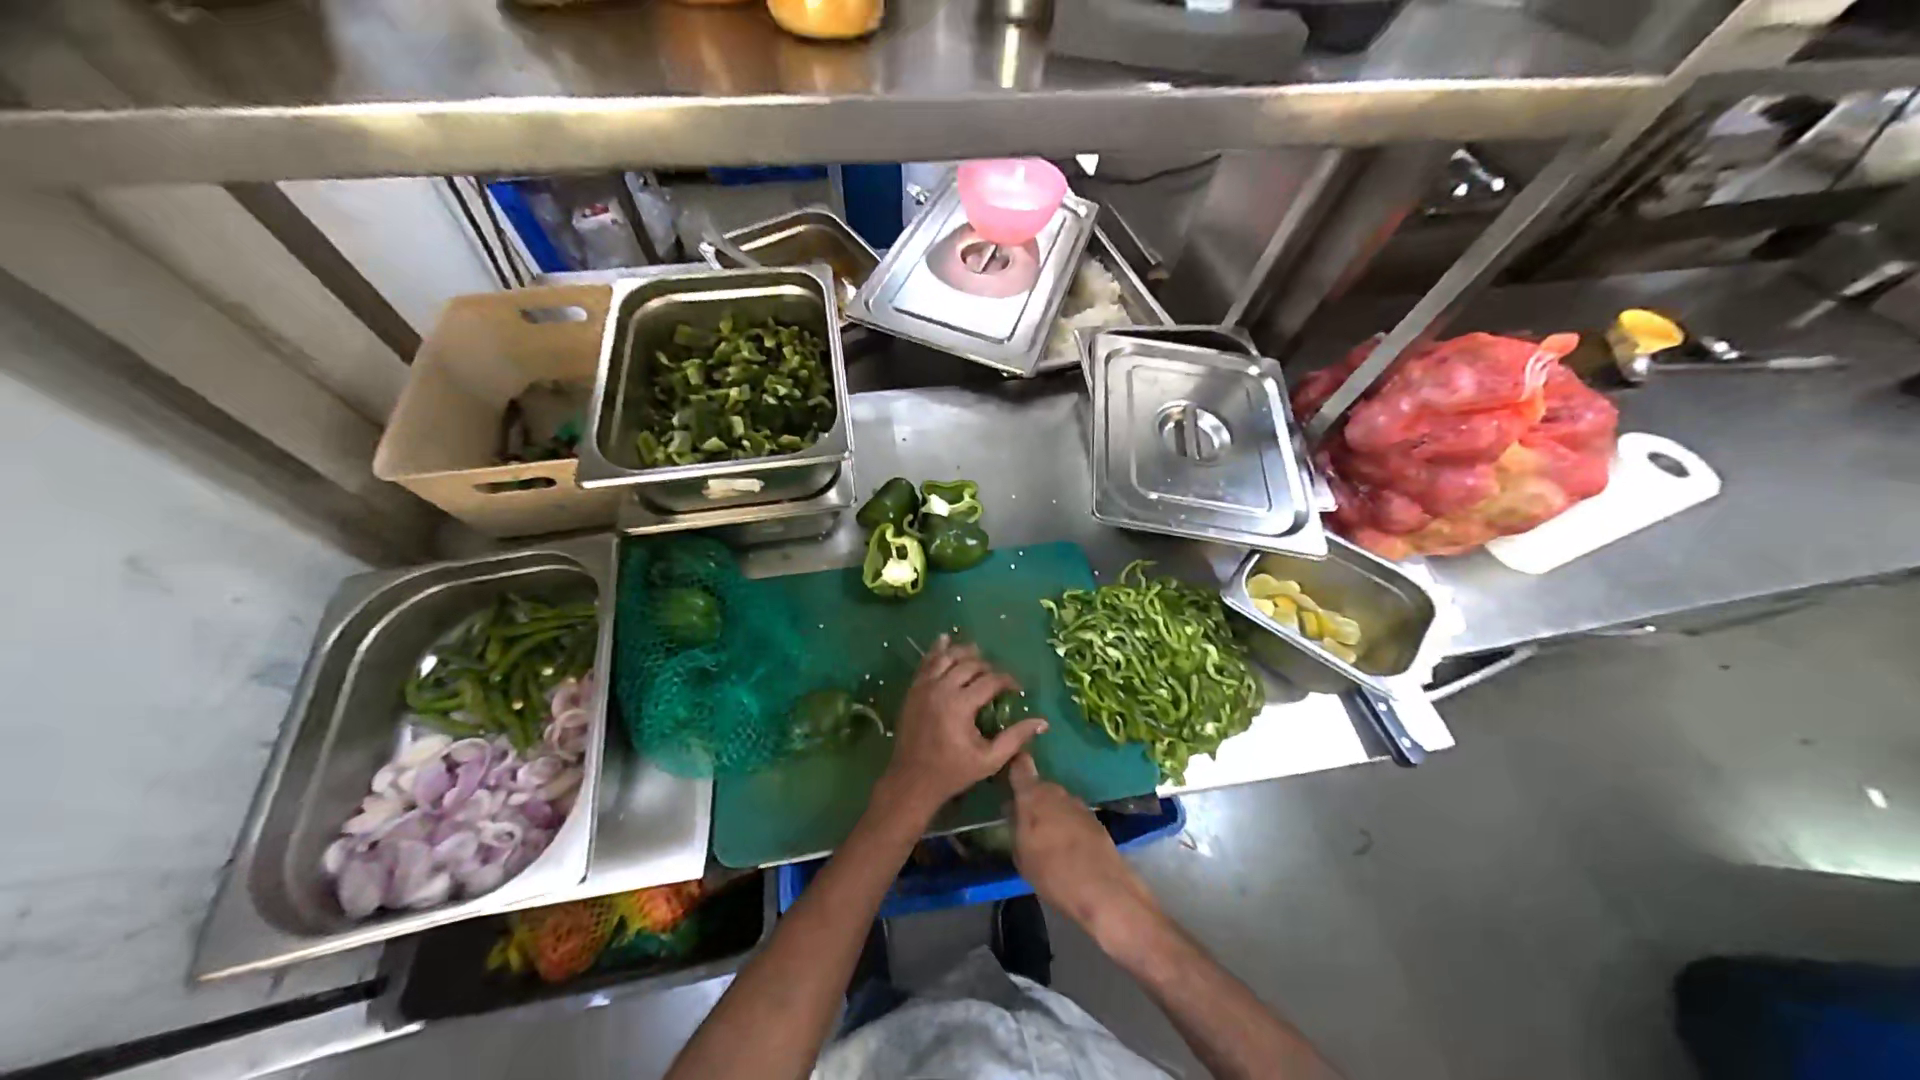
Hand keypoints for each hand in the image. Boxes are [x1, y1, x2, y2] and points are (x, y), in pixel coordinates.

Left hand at [877, 636, 1047, 819]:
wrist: (911, 780)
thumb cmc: (952, 772)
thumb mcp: (989, 760)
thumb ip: (1015, 738)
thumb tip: (1042, 722)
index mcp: (960, 705)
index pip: (990, 681)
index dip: (1007, 681)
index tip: (1016, 688)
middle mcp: (941, 688)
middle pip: (969, 664)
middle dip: (987, 666)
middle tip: (998, 677)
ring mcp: (924, 686)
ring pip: (946, 657)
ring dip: (963, 652)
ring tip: (977, 653)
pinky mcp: (913, 689)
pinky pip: (926, 662)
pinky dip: (937, 649)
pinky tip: (945, 640)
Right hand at [1008, 752, 1160, 942]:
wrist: (1102, 888)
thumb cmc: (1051, 872)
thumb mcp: (1020, 854)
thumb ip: (1015, 826)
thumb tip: (1014, 811)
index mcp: (1032, 796)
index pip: (1020, 766)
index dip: (1015, 765)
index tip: (1009, 773)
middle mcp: (1056, 792)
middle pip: (1041, 787)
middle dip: (1033, 800)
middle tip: (1027, 822)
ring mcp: (1079, 804)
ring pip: (1058, 802)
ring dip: (1053, 814)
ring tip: (1048, 839)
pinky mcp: (1096, 819)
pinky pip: (1074, 816)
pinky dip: (1069, 825)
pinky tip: (1069, 847)